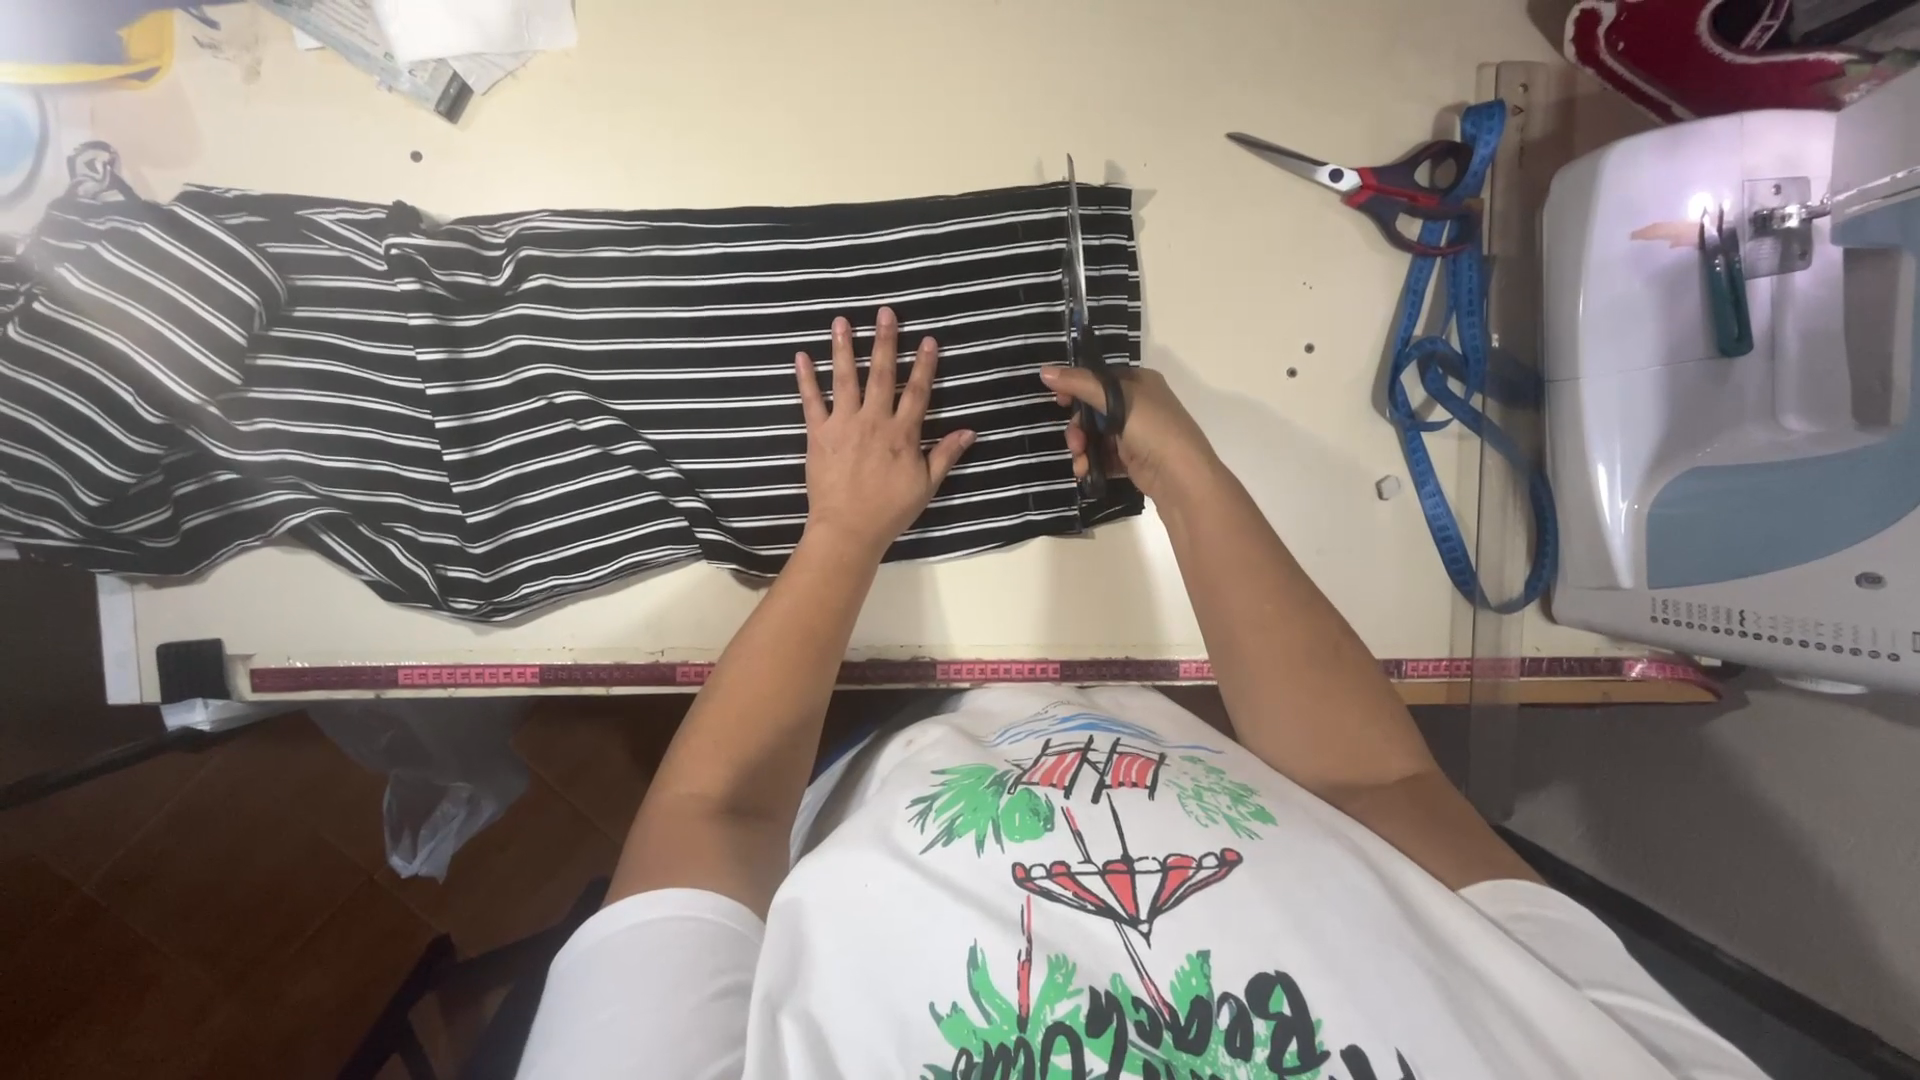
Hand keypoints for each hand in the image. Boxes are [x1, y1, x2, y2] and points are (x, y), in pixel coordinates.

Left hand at [795, 308, 973, 559]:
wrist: (848, 529)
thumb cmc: (890, 510)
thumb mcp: (926, 485)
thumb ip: (945, 454)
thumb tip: (969, 431)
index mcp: (902, 434)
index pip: (917, 391)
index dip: (924, 365)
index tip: (928, 340)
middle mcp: (874, 421)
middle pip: (881, 374)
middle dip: (885, 341)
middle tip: (885, 313)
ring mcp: (844, 425)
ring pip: (845, 379)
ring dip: (843, 348)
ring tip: (841, 321)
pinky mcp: (819, 434)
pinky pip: (811, 401)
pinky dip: (805, 379)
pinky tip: (801, 357)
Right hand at [1039, 365, 1218, 503]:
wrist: (1181, 476)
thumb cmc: (1152, 428)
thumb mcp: (1116, 400)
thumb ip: (1079, 384)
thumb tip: (1044, 371)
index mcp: (1139, 382)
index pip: (1099, 379)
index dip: (1077, 389)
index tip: (1060, 402)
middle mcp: (1138, 405)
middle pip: (1093, 410)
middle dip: (1078, 427)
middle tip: (1075, 442)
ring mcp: (1135, 433)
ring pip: (1095, 435)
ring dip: (1082, 448)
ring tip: (1081, 462)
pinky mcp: (1131, 459)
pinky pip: (1103, 456)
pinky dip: (1092, 462)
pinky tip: (1086, 472)